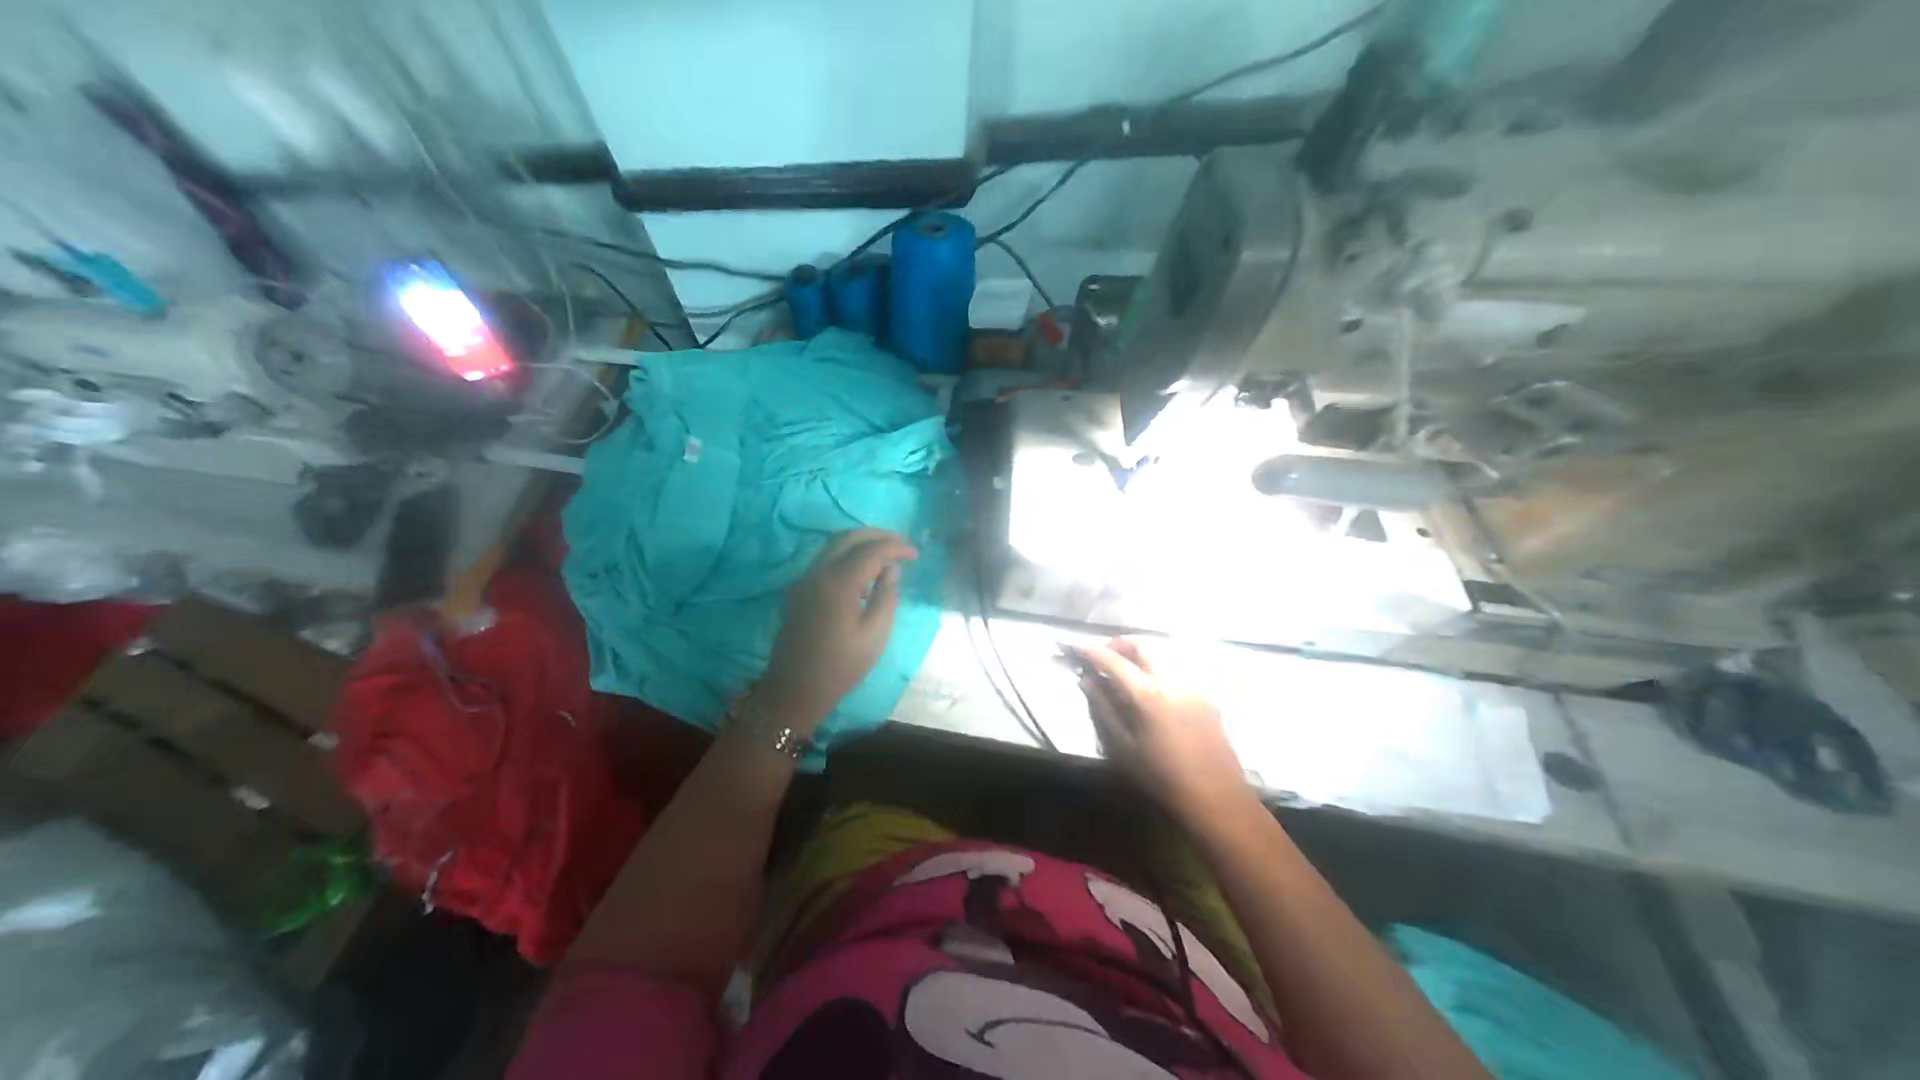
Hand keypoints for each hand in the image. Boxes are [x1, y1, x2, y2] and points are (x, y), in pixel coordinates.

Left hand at [754, 528, 918, 730]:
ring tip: (886, 555)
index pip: (871, 550)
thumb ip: (886, 596)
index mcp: (838, 583)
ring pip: (833, 546)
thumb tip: (891, 570)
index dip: (895, 547)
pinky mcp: (799, 590)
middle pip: (848, 538)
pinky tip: (863, 572)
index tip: (915, 554)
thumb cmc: (841, 666)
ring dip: (860, 543)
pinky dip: (846, 555)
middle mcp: (817, 573)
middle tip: (901, 545)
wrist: (795, 688)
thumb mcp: (875, 635)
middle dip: (877, 536)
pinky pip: (825, 560)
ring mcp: (804, 580)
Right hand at [1071, 638, 1251, 823]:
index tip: (1075, 646)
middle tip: (1101, 654)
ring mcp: (1194, 686)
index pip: (1114, 661)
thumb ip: (1103, 709)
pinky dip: (1158, 665)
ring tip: (1124, 667)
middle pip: (1144, 644)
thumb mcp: (1124, 748)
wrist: (1217, 800)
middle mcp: (1173, 681)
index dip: (1091, 651)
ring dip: (1140, 652)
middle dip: (1119, 643)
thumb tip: (1086, 681)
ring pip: (1164, 652)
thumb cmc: (1163, 779)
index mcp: (1149, 694)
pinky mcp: (1206, 696)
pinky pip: (1177, 668)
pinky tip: (1150, 684)